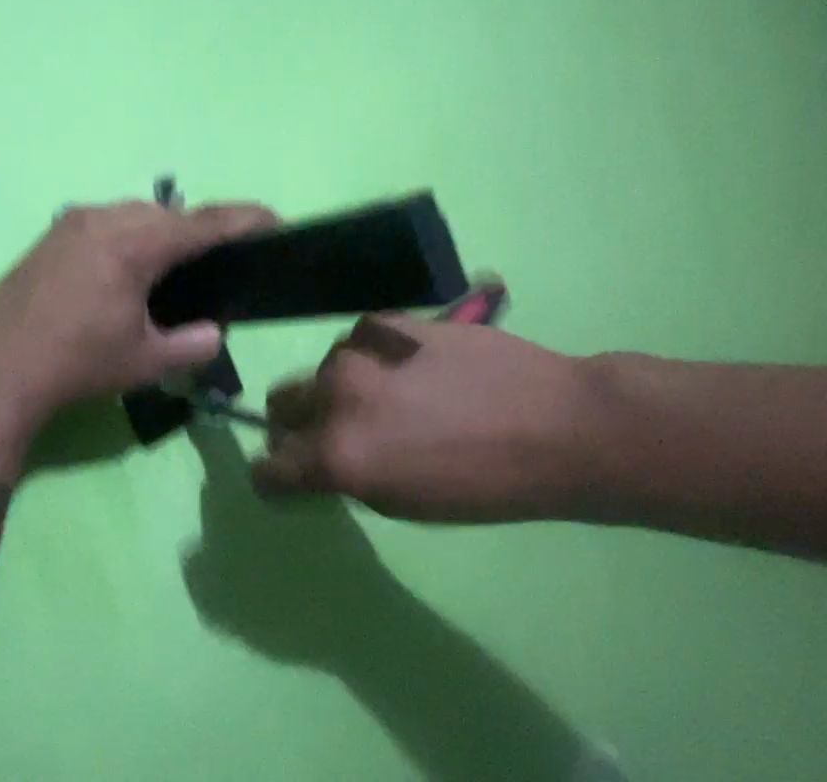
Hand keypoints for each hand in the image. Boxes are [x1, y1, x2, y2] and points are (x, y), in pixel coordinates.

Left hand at [0, 200, 278, 426]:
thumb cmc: (75, 362)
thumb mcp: (144, 361)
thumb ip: (191, 345)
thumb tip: (213, 333)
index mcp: (134, 244)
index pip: (203, 223)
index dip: (243, 220)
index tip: (275, 220)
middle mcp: (103, 219)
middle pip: (167, 214)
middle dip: (198, 230)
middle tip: (221, 257)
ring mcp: (71, 222)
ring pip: (133, 214)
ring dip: (159, 231)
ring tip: (175, 265)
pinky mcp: (50, 235)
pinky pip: (104, 222)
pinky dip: (127, 235)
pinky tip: (127, 268)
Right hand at [251, 315, 602, 522]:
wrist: (561, 425)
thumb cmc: (487, 486)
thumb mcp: (404, 505)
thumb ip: (346, 479)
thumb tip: (321, 464)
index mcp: (337, 454)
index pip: (266, 469)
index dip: (275, 478)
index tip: (289, 480)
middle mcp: (334, 396)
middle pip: (280, 408)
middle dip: (296, 426)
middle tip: (336, 438)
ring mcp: (358, 350)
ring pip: (321, 371)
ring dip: (338, 389)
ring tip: (390, 399)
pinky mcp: (387, 322)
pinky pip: (357, 342)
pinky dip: (370, 358)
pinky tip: (410, 368)